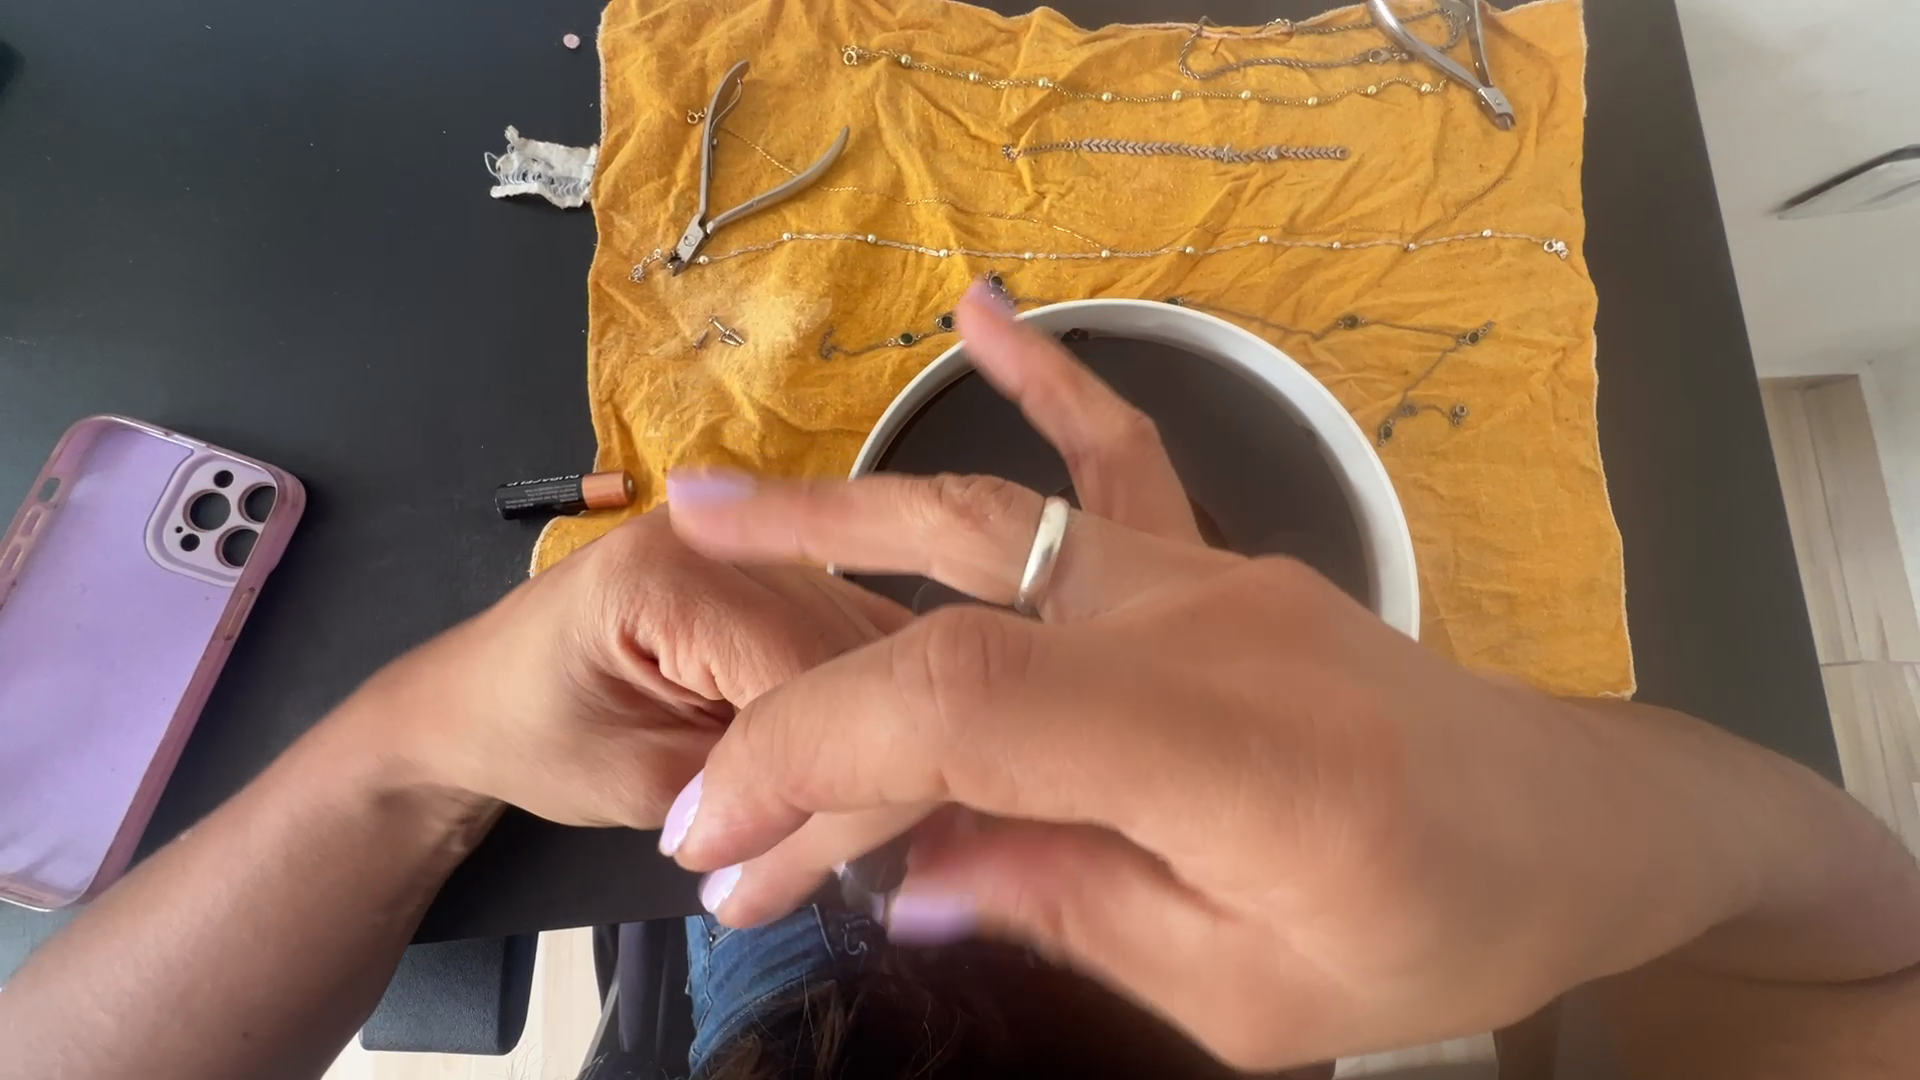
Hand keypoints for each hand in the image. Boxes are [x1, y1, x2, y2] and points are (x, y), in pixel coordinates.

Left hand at [345, 507, 906, 827]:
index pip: (801, 663)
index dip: (840, 747)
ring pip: (857, 627)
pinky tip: (838, 726)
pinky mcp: (765, 559)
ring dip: (861, 704)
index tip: (862, 820)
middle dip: (858, 728)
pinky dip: (848, 681)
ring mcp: (747, 538)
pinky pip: (840, 622)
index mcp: (669, 573)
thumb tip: (858, 796)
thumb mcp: (644, 786)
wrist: (478, 694)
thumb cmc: (537, 744)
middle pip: (840, 638)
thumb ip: (751, 788)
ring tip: (849, 772)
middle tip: (863, 812)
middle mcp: (722, 531)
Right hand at [657, 289, 1910, 1068]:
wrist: (1566, 817)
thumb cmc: (1428, 923)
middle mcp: (1193, 624)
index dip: (819, 758)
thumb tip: (906, 880)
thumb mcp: (1247, 994)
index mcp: (1223, 755)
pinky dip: (1042, 380)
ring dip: (839, 515)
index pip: (966, 708)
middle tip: (694, 763)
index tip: (723, 832)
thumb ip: (1064, 912)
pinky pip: (1112, 452)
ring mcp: (1197, 567)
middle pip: (951, 623)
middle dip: (801, 690)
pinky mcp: (1203, 551)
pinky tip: (980, 319)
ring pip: (986, 520)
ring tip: (714, 506)